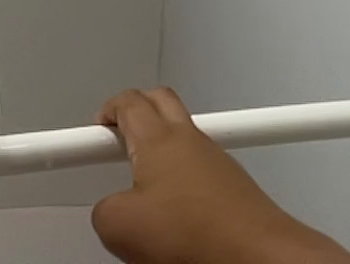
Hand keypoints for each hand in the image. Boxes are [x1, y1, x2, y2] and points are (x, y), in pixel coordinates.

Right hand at [91, 88, 349, 263]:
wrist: (256, 255)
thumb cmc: (200, 234)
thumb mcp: (122, 227)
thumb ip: (104, 210)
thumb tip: (110, 213)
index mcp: (158, 138)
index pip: (128, 102)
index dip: (107, 111)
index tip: (93, 130)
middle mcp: (188, 138)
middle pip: (159, 101)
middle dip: (136, 110)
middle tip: (118, 135)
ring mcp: (214, 158)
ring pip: (181, 132)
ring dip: (161, 144)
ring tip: (145, 180)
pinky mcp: (232, 183)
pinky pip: (200, 163)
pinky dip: (182, 173)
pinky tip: (176, 208)